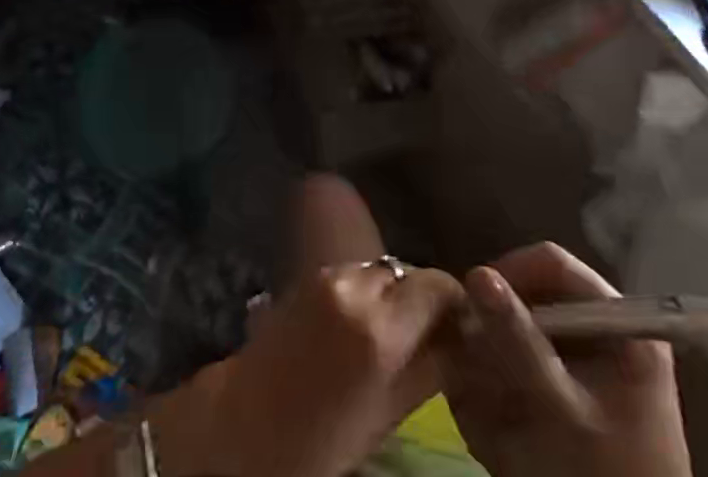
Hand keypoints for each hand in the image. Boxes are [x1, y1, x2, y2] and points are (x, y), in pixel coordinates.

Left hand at [158, 260, 464, 476]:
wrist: (245, 420)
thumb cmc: (321, 437)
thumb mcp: (387, 411)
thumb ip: (427, 370)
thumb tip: (458, 345)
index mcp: (378, 328)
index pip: (434, 285)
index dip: (453, 300)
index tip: (462, 322)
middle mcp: (351, 289)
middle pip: (403, 272)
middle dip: (420, 295)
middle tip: (430, 330)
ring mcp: (322, 278)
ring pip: (374, 269)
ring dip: (390, 290)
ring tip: (395, 328)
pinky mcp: (302, 278)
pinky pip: (348, 273)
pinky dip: (364, 289)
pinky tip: (363, 321)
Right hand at [444, 243, 690, 476]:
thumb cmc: (597, 474)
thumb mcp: (558, 407)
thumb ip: (518, 339)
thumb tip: (476, 272)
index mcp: (621, 324)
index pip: (551, 264)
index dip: (507, 273)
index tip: (472, 303)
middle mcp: (601, 326)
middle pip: (529, 288)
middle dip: (492, 314)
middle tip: (472, 349)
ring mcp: (581, 350)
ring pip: (513, 315)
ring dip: (487, 342)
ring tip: (482, 382)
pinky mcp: (560, 372)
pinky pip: (511, 345)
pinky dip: (491, 363)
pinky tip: (491, 396)